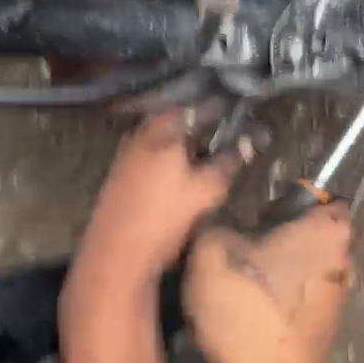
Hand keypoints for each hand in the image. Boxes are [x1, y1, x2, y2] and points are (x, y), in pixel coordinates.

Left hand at [73, 110, 245, 294]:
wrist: (114, 257)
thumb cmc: (163, 217)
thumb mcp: (207, 189)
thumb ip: (229, 162)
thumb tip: (249, 143)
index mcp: (163, 127)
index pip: (201, 106)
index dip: (224, 109)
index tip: (243, 114)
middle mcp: (142, 132)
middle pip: (180, 119)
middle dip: (205, 126)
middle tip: (228, 135)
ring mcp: (127, 152)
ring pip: (166, 137)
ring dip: (188, 143)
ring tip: (210, 156)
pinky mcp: (121, 174)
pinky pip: (154, 154)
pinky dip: (172, 157)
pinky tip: (184, 174)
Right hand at [183, 204, 352, 362]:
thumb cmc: (247, 304)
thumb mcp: (211, 248)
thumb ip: (217, 220)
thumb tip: (220, 221)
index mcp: (329, 227)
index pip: (318, 195)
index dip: (286, 200)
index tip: (258, 216)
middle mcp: (344, 257)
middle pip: (307, 232)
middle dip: (276, 237)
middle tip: (237, 249)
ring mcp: (338, 295)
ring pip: (300, 267)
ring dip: (273, 271)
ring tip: (234, 285)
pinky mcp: (324, 326)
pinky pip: (296, 298)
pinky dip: (276, 300)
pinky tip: (245, 314)